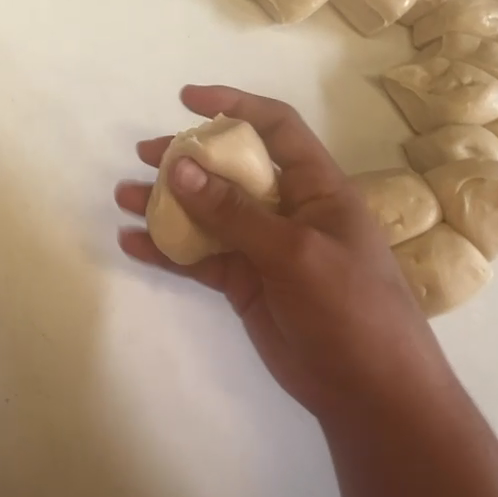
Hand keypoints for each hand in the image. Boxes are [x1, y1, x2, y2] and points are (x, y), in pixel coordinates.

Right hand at [115, 85, 459, 424]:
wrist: (373, 397)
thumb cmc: (352, 310)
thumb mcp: (295, 253)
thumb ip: (234, 211)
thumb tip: (179, 168)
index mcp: (315, 189)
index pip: (276, 128)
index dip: (234, 105)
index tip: (186, 99)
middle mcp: (286, 210)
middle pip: (229, 169)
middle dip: (186, 158)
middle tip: (144, 154)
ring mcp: (262, 247)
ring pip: (205, 212)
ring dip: (166, 204)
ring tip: (125, 198)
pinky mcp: (243, 282)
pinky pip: (197, 256)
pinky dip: (165, 249)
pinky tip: (133, 243)